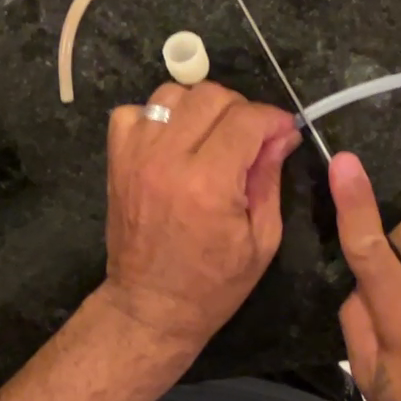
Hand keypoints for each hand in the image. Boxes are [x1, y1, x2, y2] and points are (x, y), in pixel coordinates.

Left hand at [101, 82, 300, 362]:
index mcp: (209, 184)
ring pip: (173, 94)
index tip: (283, 131)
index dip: (273, 118)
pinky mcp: (117, 159)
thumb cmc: (213, 284)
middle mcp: (167, 160)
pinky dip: (159, 117)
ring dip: (200, 108)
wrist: (150, 307)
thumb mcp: (262, 240)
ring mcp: (136, 156)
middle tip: (250, 138)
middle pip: (211, 96)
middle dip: (241, 110)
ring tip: (212, 137)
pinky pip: (136, 112)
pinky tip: (174, 142)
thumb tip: (282, 134)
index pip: (247, 119)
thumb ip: (269, 178)